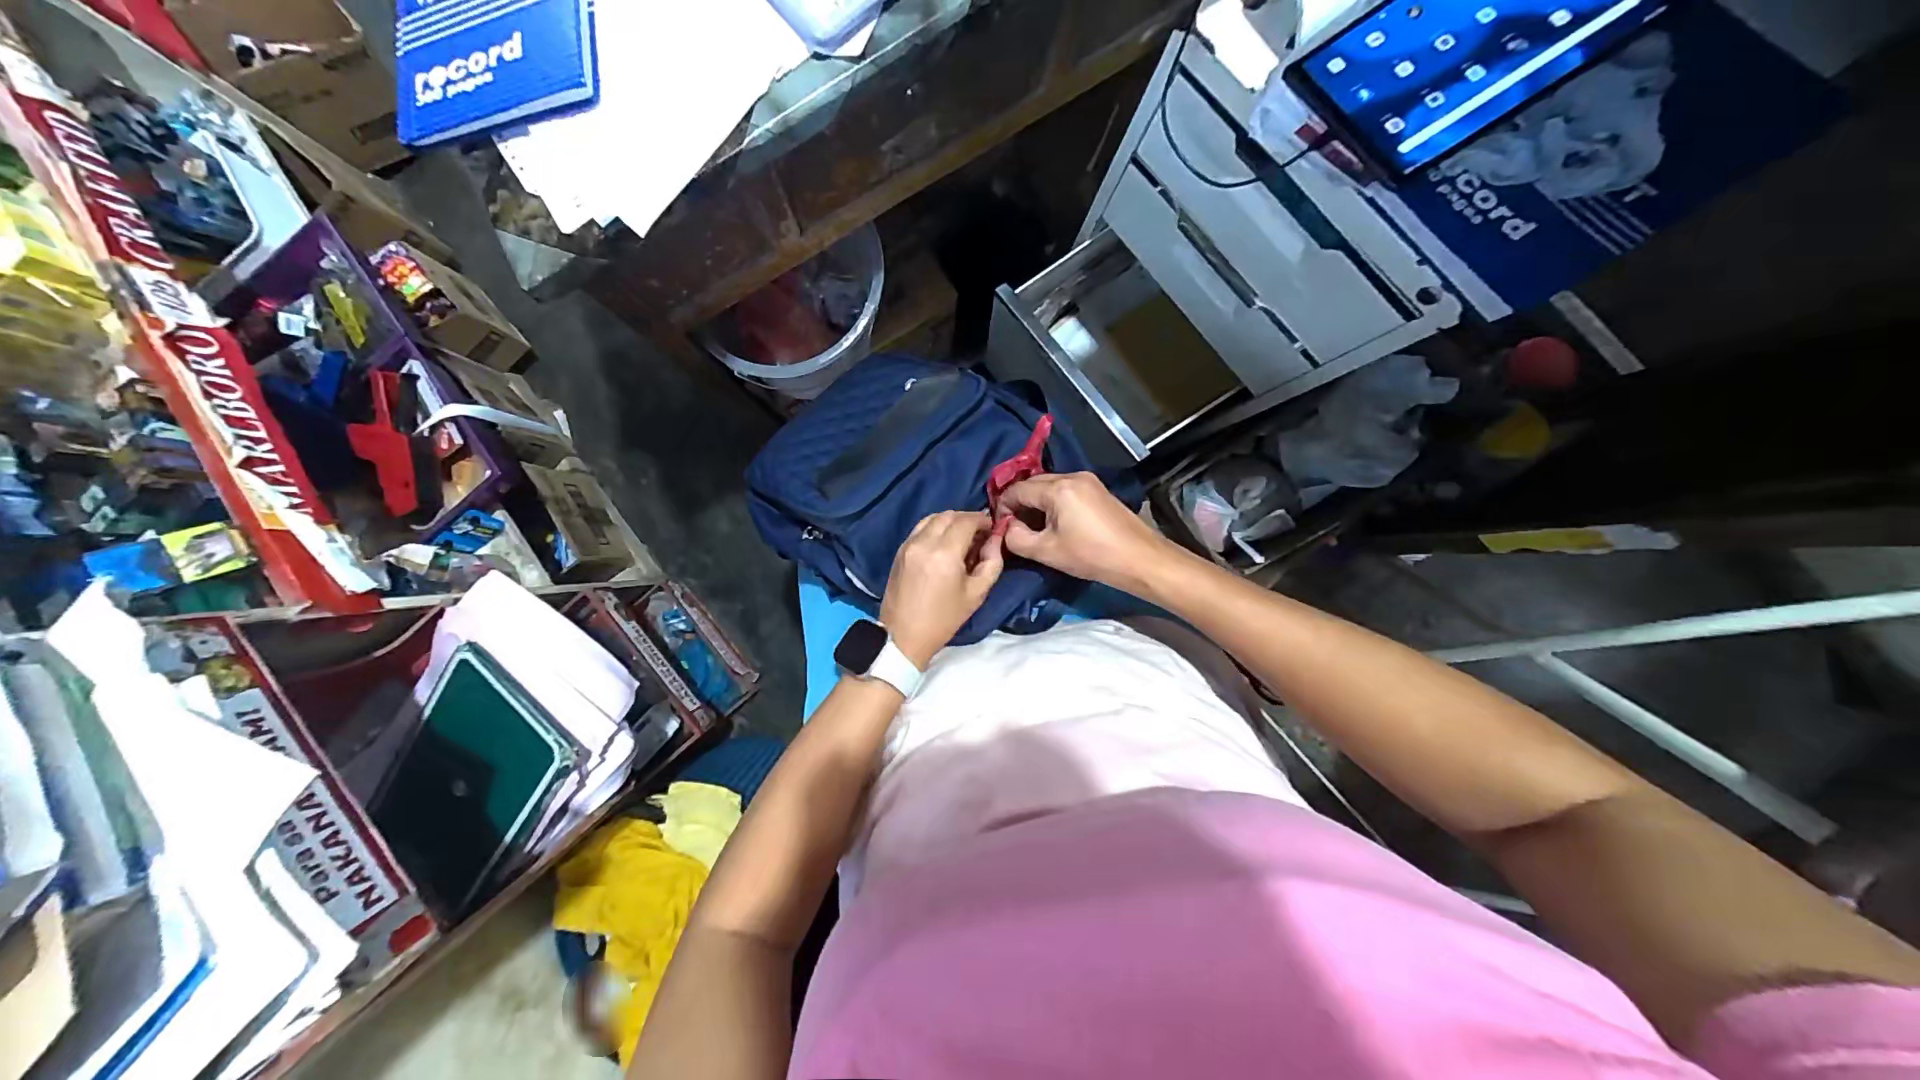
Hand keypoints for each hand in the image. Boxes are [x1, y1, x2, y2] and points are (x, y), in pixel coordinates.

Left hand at [880, 511, 1004, 668]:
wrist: (904, 636)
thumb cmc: (944, 619)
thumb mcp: (977, 593)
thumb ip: (991, 562)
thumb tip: (995, 539)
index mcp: (944, 553)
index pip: (966, 521)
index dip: (983, 520)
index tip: (993, 529)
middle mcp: (924, 542)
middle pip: (949, 515)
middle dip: (967, 519)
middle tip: (980, 534)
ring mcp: (908, 544)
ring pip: (932, 518)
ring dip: (950, 521)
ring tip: (963, 538)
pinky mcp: (900, 551)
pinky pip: (920, 528)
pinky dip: (935, 528)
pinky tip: (944, 544)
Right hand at [999, 472, 1176, 595]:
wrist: (1139, 559)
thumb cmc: (1091, 556)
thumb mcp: (1047, 552)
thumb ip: (1016, 538)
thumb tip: (1006, 528)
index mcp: (1057, 488)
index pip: (1016, 489)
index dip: (1003, 508)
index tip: (1000, 528)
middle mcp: (1072, 476)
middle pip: (1032, 484)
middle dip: (1019, 504)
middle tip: (1014, 529)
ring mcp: (1088, 480)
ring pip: (1049, 486)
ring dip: (1036, 504)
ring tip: (1033, 529)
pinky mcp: (1098, 489)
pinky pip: (1065, 490)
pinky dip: (1053, 503)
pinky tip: (1055, 524)